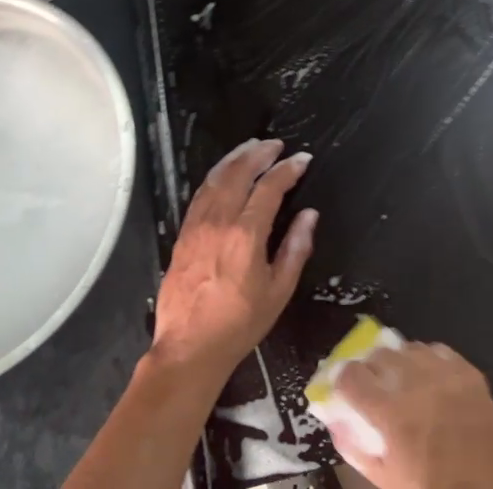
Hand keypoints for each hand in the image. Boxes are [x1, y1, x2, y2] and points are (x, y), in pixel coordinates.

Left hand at [150, 138, 316, 379]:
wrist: (189, 347)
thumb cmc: (240, 323)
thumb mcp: (278, 291)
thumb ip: (295, 248)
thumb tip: (309, 215)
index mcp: (246, 234)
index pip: (270, 187)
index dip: (288, 169)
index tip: (302, 159)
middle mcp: (219, 221)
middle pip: (239, 172)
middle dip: (260, 153)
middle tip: (276, 145)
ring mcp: (197, 225)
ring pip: (216, 178)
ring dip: (236, 158)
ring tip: (252, 147)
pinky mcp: (184, 233)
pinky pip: (201, 193)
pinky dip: (216, 175)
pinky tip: (224, 173)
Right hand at [332, 344, 492, 488]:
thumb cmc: (429, 487)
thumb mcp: (384, 477)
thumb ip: (354, 448)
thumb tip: (334, 421)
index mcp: (391, 413)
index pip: (351, 375)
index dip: (343, 379)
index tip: (345, 387)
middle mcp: (415, 385)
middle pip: (379, 355)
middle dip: (371, 369)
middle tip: (376, 386)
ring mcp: (444, 374)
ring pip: (408, 348)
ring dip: (400, 362)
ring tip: (404, 380)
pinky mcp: (467, 371)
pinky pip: (438, 350)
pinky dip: (428, 360)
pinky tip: (430, 378)